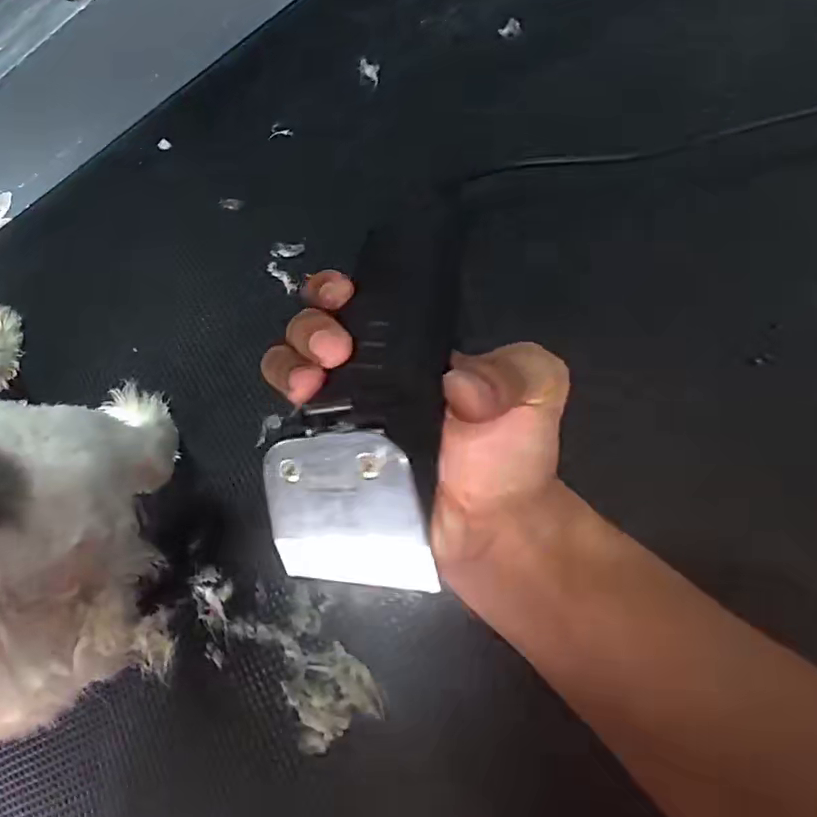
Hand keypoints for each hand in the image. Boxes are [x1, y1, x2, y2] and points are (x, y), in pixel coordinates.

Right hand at [260, 272, 575, 576]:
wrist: (489, 527)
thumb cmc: (509, 453)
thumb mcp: (534, 391)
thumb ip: (514, 370)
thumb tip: (458, 383)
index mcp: (404, 345)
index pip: (356, 302)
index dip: (334, 290)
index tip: (341, 297)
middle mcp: (363, 371)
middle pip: (311, 327)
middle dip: (309, 326)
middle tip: (335, 350)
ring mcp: (339, 410)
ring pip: (288, 364)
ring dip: (287, 360)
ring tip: (308, 382)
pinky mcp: (324, 450)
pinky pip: (289, 417)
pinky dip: (282, 399)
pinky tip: (300, 406)